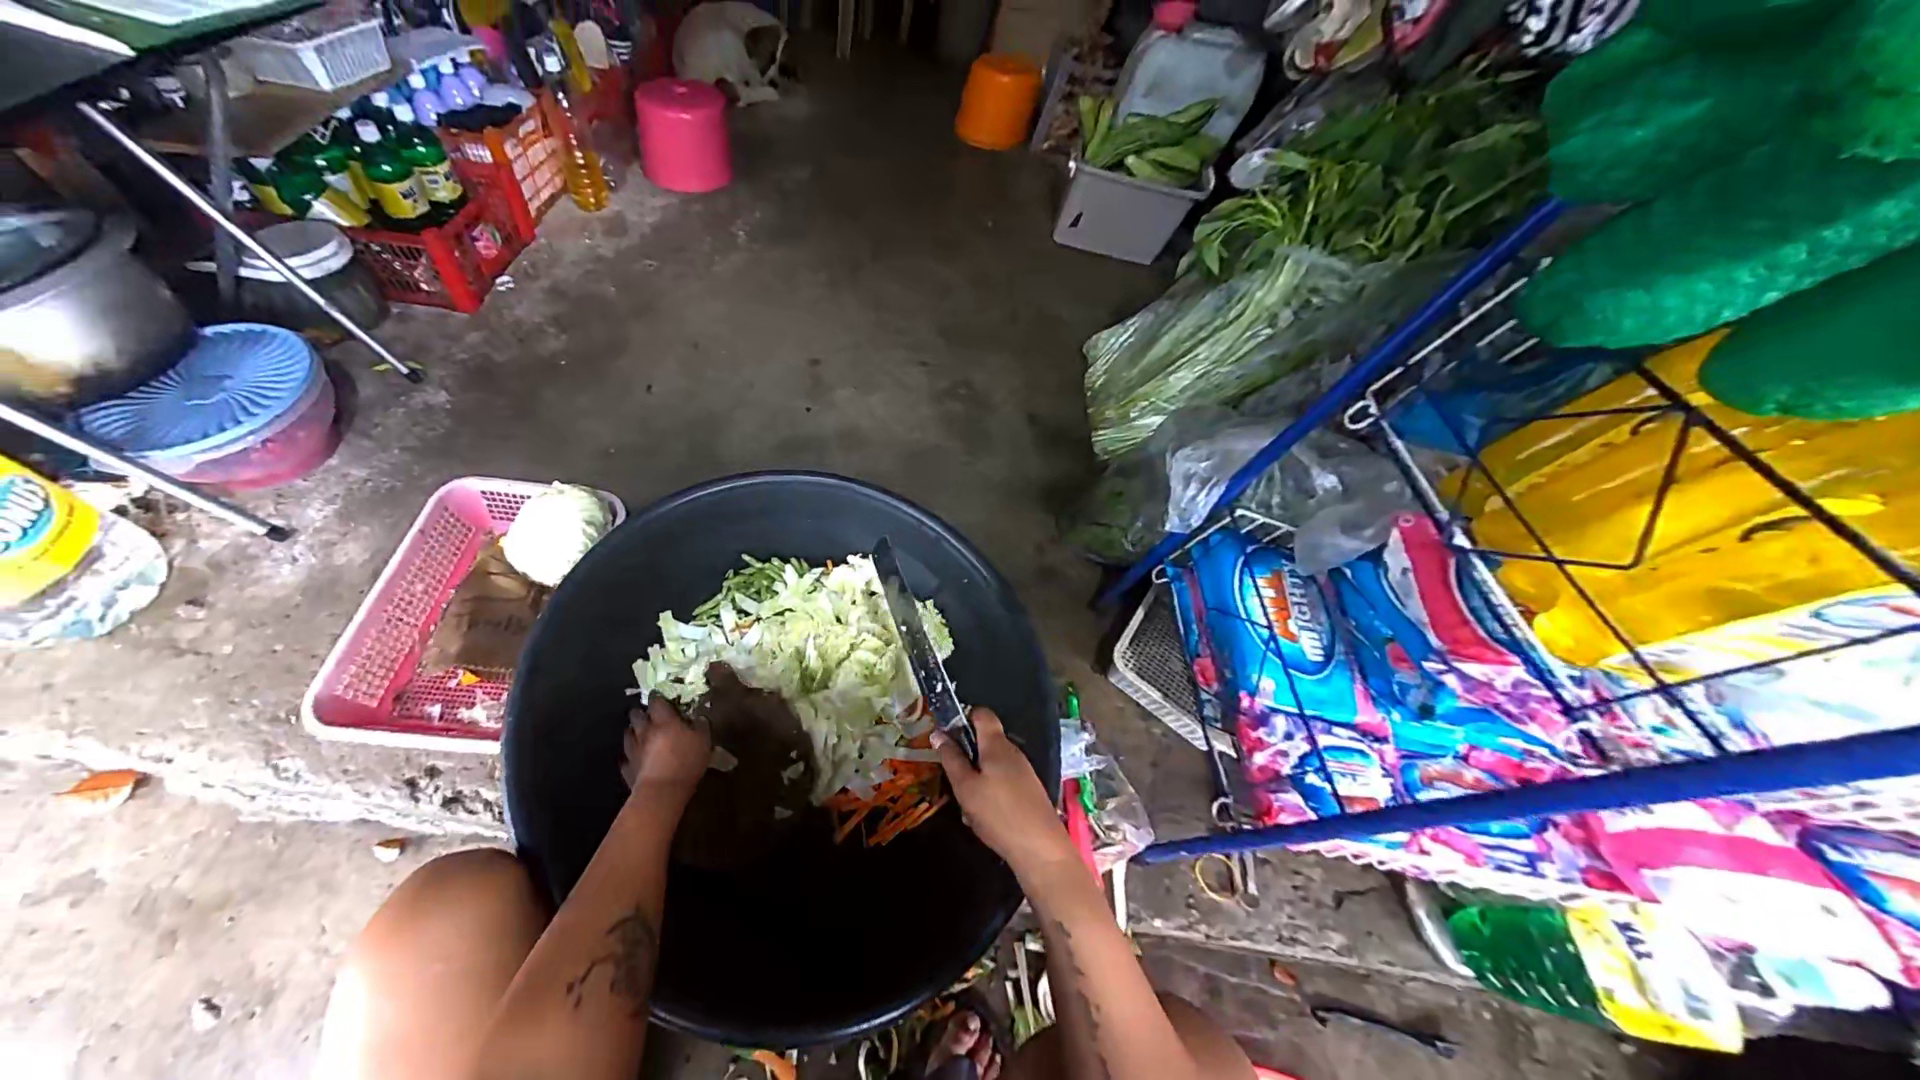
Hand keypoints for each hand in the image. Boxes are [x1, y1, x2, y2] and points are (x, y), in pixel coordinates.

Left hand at [621, 693, 710, 804]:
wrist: (662, 790)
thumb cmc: (686, 761)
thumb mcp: (704, 740)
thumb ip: (701, 726)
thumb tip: (698, 718)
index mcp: (663, 720)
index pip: (656, 701)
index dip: (658, 698)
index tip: (663, 699)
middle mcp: (644, 730)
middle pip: (636, 715)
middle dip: (642, 713)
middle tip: (650, 716)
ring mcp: (632, 749)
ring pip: (628, 734)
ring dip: (634, 732)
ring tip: (641, 734)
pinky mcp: (627, 767)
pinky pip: (626, 756)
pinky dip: (630, 754)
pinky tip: (635, 757)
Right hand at [933, 708, 1075, 877]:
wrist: (1040, 848)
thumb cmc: (998, 813)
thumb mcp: (966, 787)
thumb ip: (952, 759)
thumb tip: (938, 733)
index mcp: (997, 745)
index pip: (982, 714)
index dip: (963, 717)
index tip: (946, 734)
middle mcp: (1013, 752)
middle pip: (985, 742)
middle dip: (966, 758)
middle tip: (954, 781)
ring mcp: (1023, 771)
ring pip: (991, 767)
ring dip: (976, 781)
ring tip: (967, 807)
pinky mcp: (1028, 790)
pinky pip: (1002, 782)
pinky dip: (989, 794)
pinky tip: (983, 818)